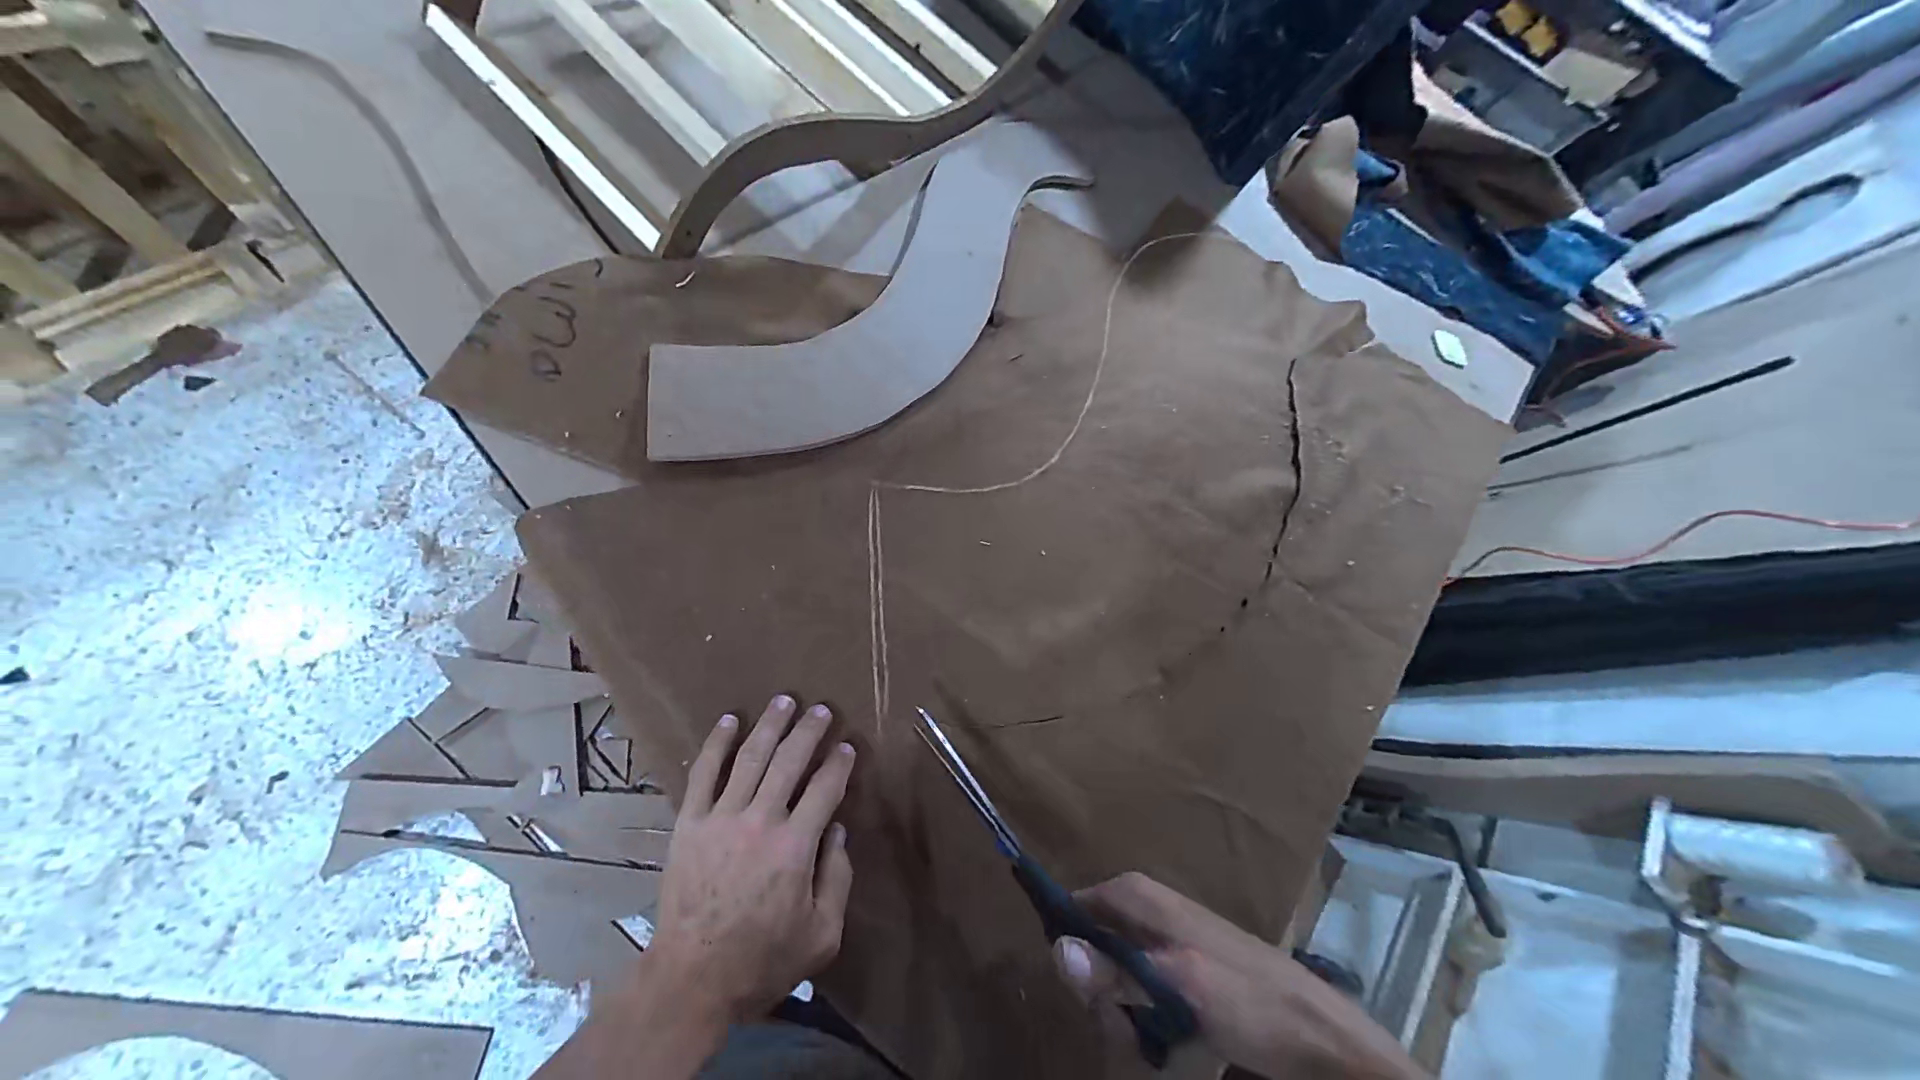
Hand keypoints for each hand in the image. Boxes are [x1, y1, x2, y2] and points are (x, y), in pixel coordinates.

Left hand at [536, 696, 856, 1079]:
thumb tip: (837, 830)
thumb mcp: (822, 934)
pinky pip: (704, 774)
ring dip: (770, 725)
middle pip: (789, 761)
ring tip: (784, 701)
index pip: (825, 789)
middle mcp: (760, 821)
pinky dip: (716, 744)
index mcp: (795, 846)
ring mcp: (721, 818)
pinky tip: (729, 721)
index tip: (847, 746)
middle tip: (821, 709)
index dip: (839, 763)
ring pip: (750, 757)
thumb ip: (837, 878)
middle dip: (809, 731)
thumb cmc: (762, 960)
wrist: (691, 980)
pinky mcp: (689, 824)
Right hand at [1053, 872, 1424, 1079]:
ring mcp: (1166, 935)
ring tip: (1151, 1043)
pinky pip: (1142, 986)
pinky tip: (1167, 1043)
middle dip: (1102, 991)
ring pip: (1116, 971)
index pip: (1076, 908)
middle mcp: (1146, 906)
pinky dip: (1146, 1016)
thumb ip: (1117, 970)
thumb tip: (1056, 948)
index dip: (1072, 951)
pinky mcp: (1183, 965)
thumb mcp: (1177, 988)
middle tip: (1125, 1029)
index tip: (1083, 994)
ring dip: (1124, 1011)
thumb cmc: (1246, 1000)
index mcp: (1138, 896)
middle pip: (1094, 945)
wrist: (1319, 1034)